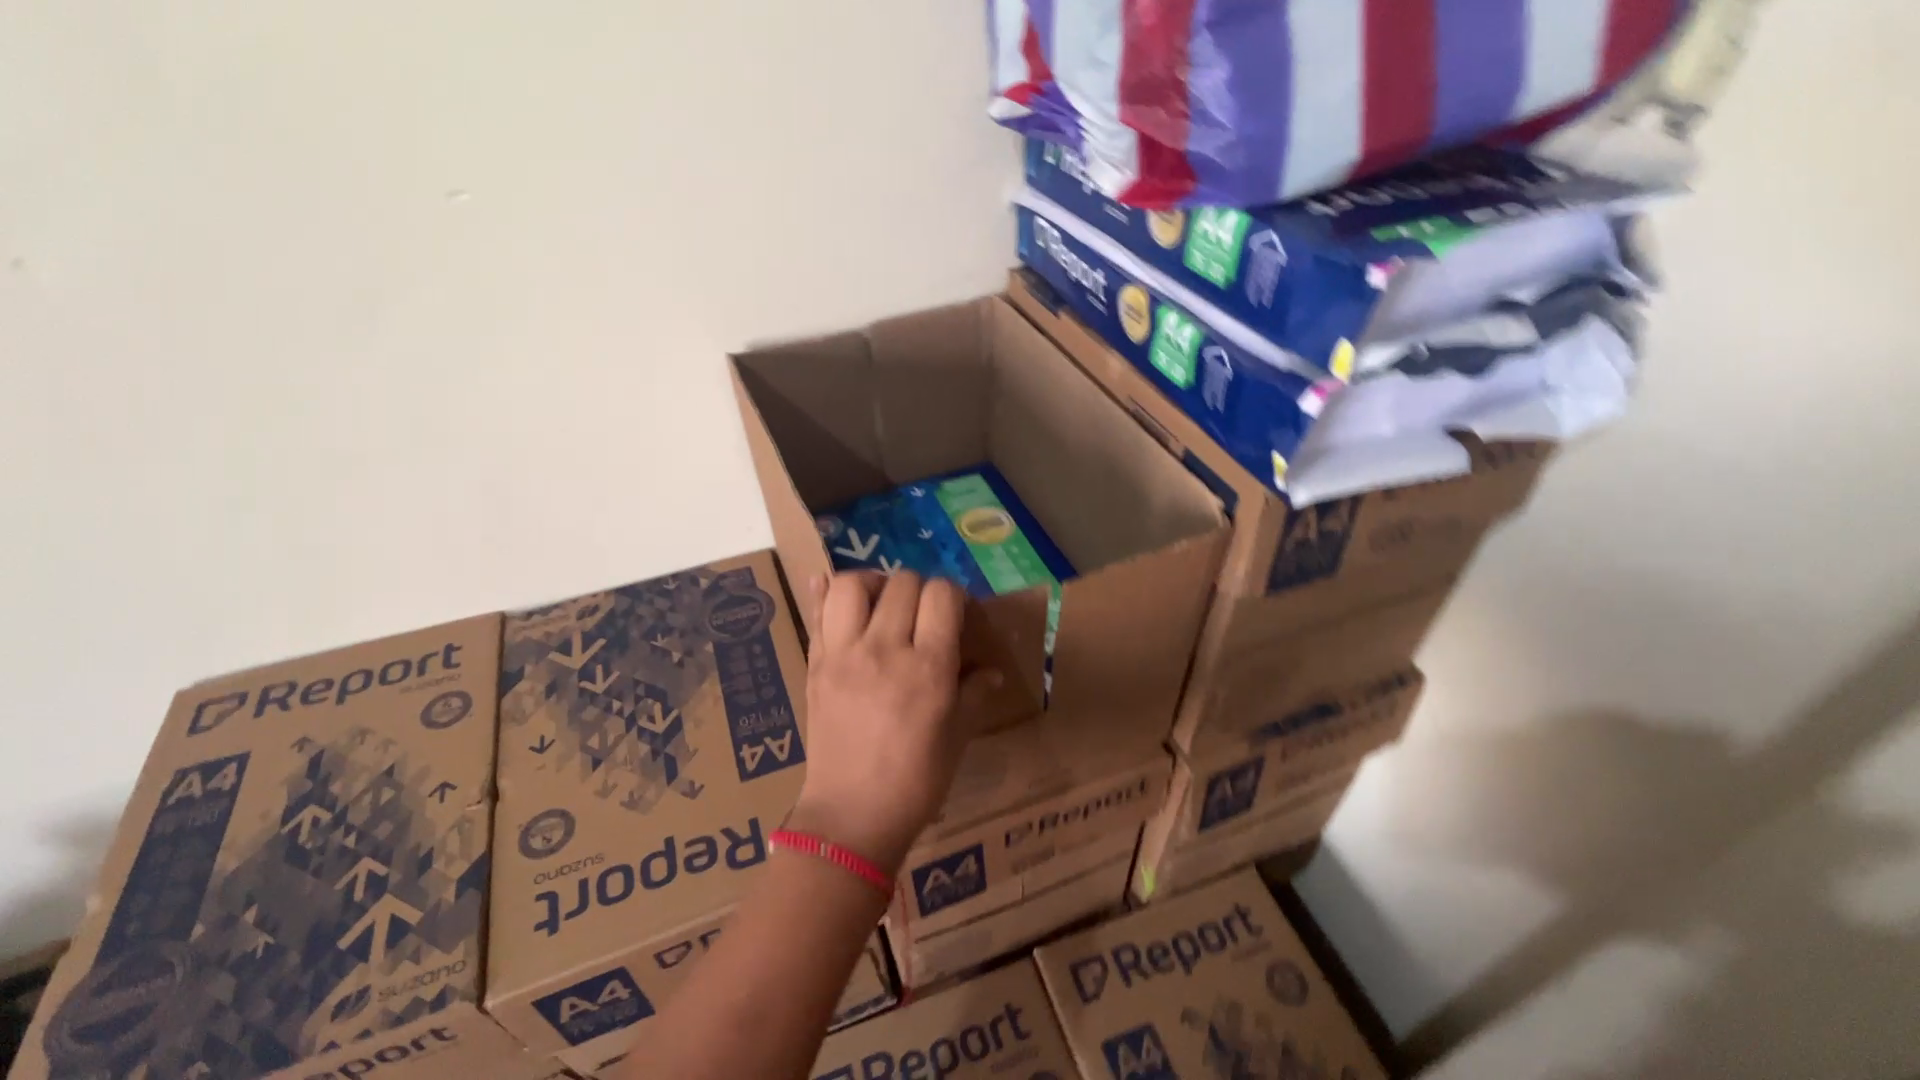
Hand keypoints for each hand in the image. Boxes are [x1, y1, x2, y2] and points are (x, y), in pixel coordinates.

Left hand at [790, 571, 990, 877]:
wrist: (851, 816)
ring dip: (873, 585)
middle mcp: (885, 649)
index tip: (956, 616)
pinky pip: (816, 613)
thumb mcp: (958, 738)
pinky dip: (824, 594)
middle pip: (903, 582)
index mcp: (928, 667)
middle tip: (922, 615)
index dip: (953, 597)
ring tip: (881, 606)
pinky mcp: (815, 664)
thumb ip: (974, 695)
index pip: (942, 595)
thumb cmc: (915, 783)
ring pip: (854, 585)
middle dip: (919, 590)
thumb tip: (991, 672)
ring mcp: (844, 654)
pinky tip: (833, 593)